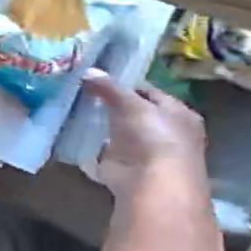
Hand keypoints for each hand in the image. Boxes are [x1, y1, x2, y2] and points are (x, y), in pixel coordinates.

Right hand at [81, 70, 207, 201]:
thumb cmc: (152, 137)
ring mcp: (145, 147)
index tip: (95, 78)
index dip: (123, 84)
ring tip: (72, 108)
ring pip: (118, 127)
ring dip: (100, 121)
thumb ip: (109, 88)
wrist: (151, 181)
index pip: (148, 91)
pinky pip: (105, 145)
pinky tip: (74, 131)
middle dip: (109, 103)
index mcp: (178, 112)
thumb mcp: (131, 105)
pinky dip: (92, 140)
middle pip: (133, 109)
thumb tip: (87, 70)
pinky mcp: (125, 162)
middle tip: (79, 91)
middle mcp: (165, 129)